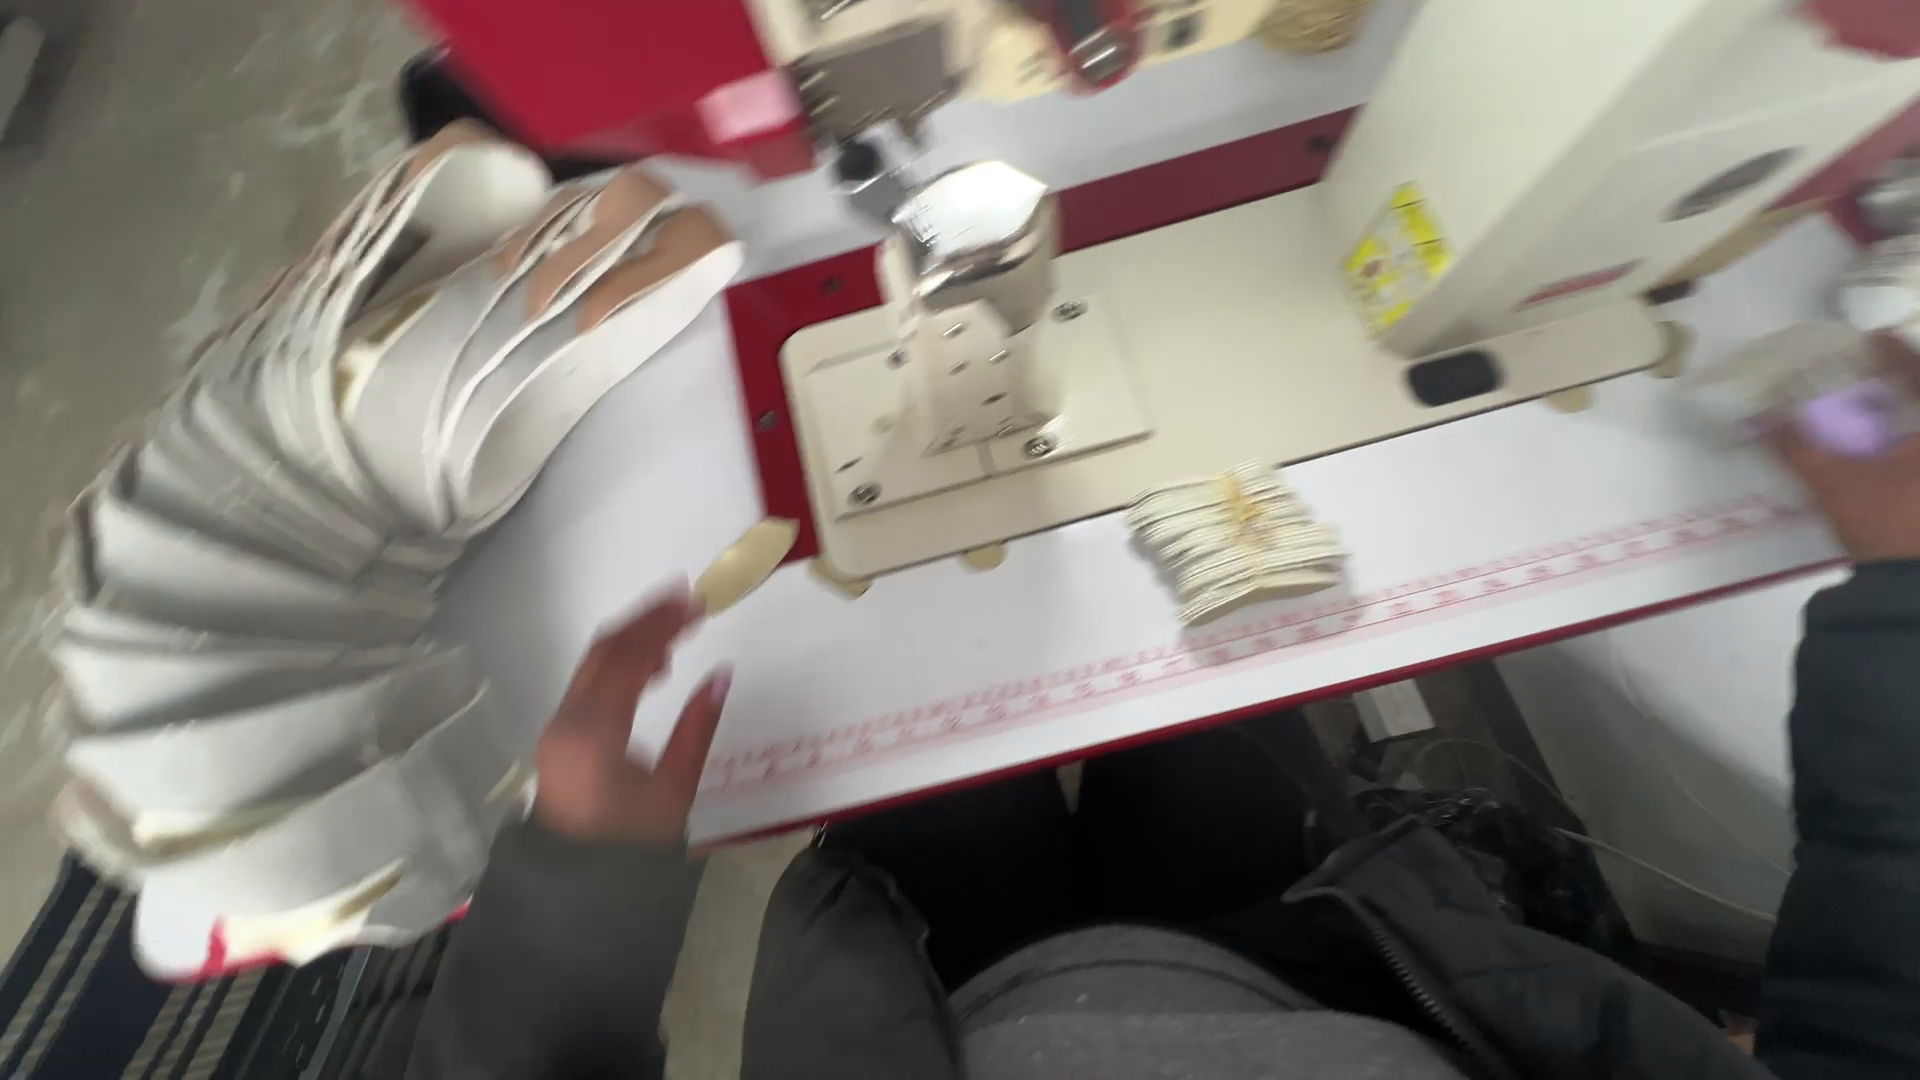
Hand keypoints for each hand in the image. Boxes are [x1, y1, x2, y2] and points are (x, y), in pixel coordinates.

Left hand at [533, 586, 731, 844]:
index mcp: (595, 733)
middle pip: (606, 649)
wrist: (576, 887)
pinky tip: (653, 664)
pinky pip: (591, 680)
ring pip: (595, 661)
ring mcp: (560, 725)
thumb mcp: (675, 791)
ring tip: (677, 623)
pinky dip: (622, 660)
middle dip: (647, 618)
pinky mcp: (563, 733)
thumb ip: (697, 728)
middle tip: (688, 598)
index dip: (665, 626)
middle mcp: (568, 720)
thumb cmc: (631, 844)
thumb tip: (721, 675)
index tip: (699, 604)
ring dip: (635, 636)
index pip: (630, 660)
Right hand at [1771, 332, 1919, 563]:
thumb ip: (1798, 448)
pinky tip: (1882, 448)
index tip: (1873, 339)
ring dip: (1902, 415)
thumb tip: (1762, 419)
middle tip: (1879, 375)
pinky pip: (1912, 451)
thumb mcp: (1833, 483)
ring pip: (1915, 429)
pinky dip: (1900, 442)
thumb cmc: (1885, 520)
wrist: (1915, 579)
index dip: (1899, 356)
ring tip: (1879, 410)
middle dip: (1904, 385)